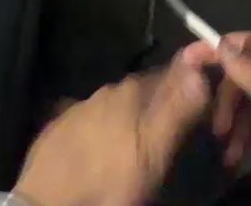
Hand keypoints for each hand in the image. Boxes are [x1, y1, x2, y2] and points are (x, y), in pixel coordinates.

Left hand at [12, 52, 211, 205]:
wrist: (47, 203)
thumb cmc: (108, 181)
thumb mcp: (152, 152)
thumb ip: (177, 108)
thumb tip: (199, 59)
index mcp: (136, 89)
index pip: (175, 72)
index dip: (191, 86)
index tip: (203, 108)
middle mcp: (110, 88)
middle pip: (147, 89)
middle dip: (162, 103)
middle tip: (173, 131)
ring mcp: (83, 105)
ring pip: (120, 104)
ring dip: (134, 117)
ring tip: (139, 144)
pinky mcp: (62, 125)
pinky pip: (95, 120)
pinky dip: (108, 130)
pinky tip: (107, 151)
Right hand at [186, 32, 250, 196]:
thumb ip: (249, 69)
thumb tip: (222, 43)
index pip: (248, 41)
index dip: (220, 48)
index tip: (191, 59)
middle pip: (245, 74)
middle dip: (228, 97)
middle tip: (216, 124)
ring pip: (248, 101)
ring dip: (234, 123)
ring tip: (226, 147)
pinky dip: (244, 137)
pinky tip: (236, 155)